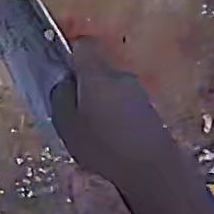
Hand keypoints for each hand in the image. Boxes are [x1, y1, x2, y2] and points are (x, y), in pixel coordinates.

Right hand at [50, 39, 195, 188]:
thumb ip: (61, 96)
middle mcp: (119, 75)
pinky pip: (123, 102)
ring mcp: (137, 92)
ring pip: (110, 86)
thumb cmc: (102, 144)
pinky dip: (113, 113)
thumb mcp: (66, 122)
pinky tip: (108, 138)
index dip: (71, 52)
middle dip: (83, 83)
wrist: (152, 169)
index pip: (84, 44)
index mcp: (97, 74)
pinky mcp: (148, 110)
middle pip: (97, 68)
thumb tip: (64, 81)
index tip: (61, 70)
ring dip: (99, 100)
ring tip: (90, 128)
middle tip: (71, 107)